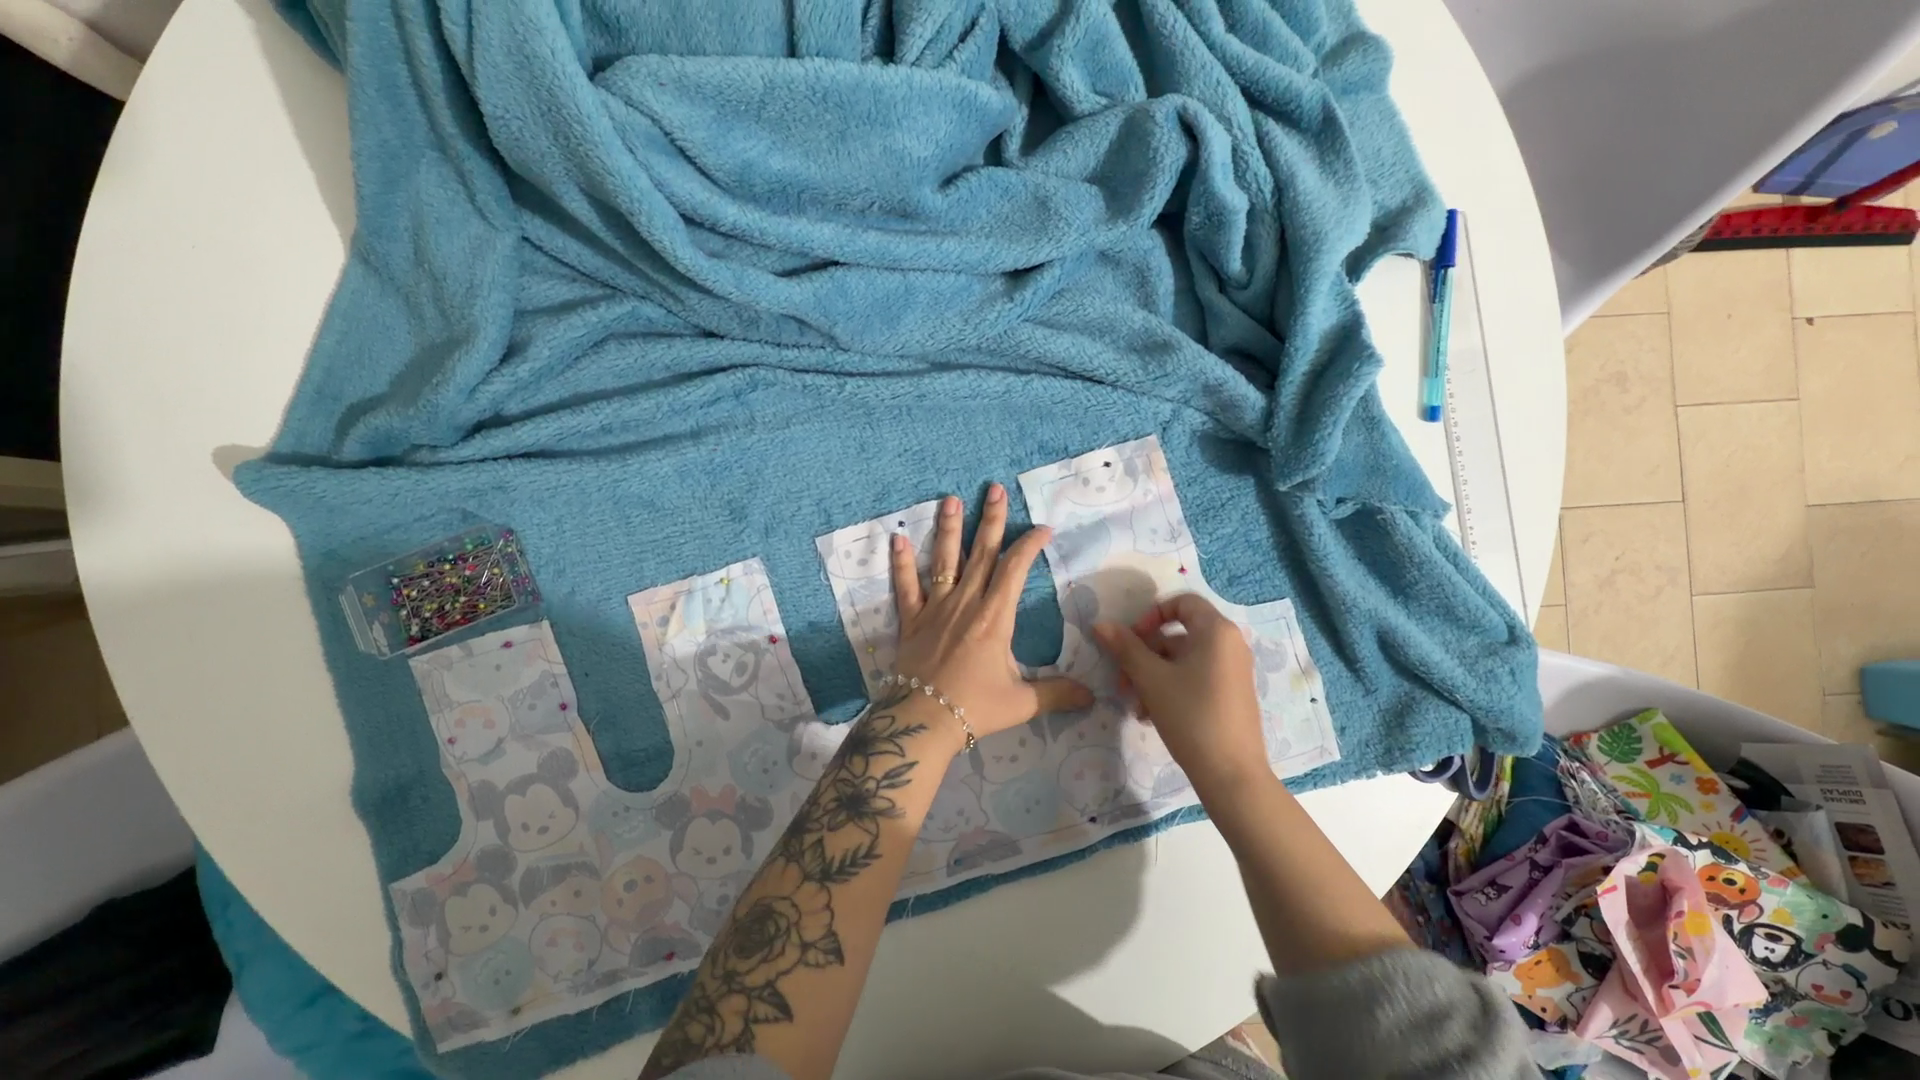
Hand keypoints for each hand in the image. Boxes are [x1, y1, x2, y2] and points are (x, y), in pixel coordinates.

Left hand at [891, 485, 1092, 742]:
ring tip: (950, 500)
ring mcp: (935, 609)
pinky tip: (897, 539)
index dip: (1029, 544)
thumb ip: (1057, 693)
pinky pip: (905, 586)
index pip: (1015, 569)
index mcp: (995, 616)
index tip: (1042, 528)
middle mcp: (966, 603)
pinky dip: (901, 563)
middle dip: (990, 519)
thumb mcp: (1023, 702)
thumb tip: (1093, 696)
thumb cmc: (975, 707)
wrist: (924, 719)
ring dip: (948, 529)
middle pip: (981, 553)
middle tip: (994, 489)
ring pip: (943, 560)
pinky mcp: (911, 621)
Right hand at [1091, 593, 1268, 794]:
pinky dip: (1171, 688)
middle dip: (1144, 655)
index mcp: (1217, 631)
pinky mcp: (1232, 694)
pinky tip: (1152, 715)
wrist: (1231, 773)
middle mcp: (1230, 644)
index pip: (1182, 602)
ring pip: (1183, 661)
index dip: (1151, 615)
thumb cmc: (1190, 716)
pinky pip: (1196, 678)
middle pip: (1178, 635)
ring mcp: (1234, 671)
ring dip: (1153, 676)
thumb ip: (1125, 648)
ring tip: (1135, 706)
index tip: (1131, 640)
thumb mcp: (1151, 679)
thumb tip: (1101, 624)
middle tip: (1122, 681)